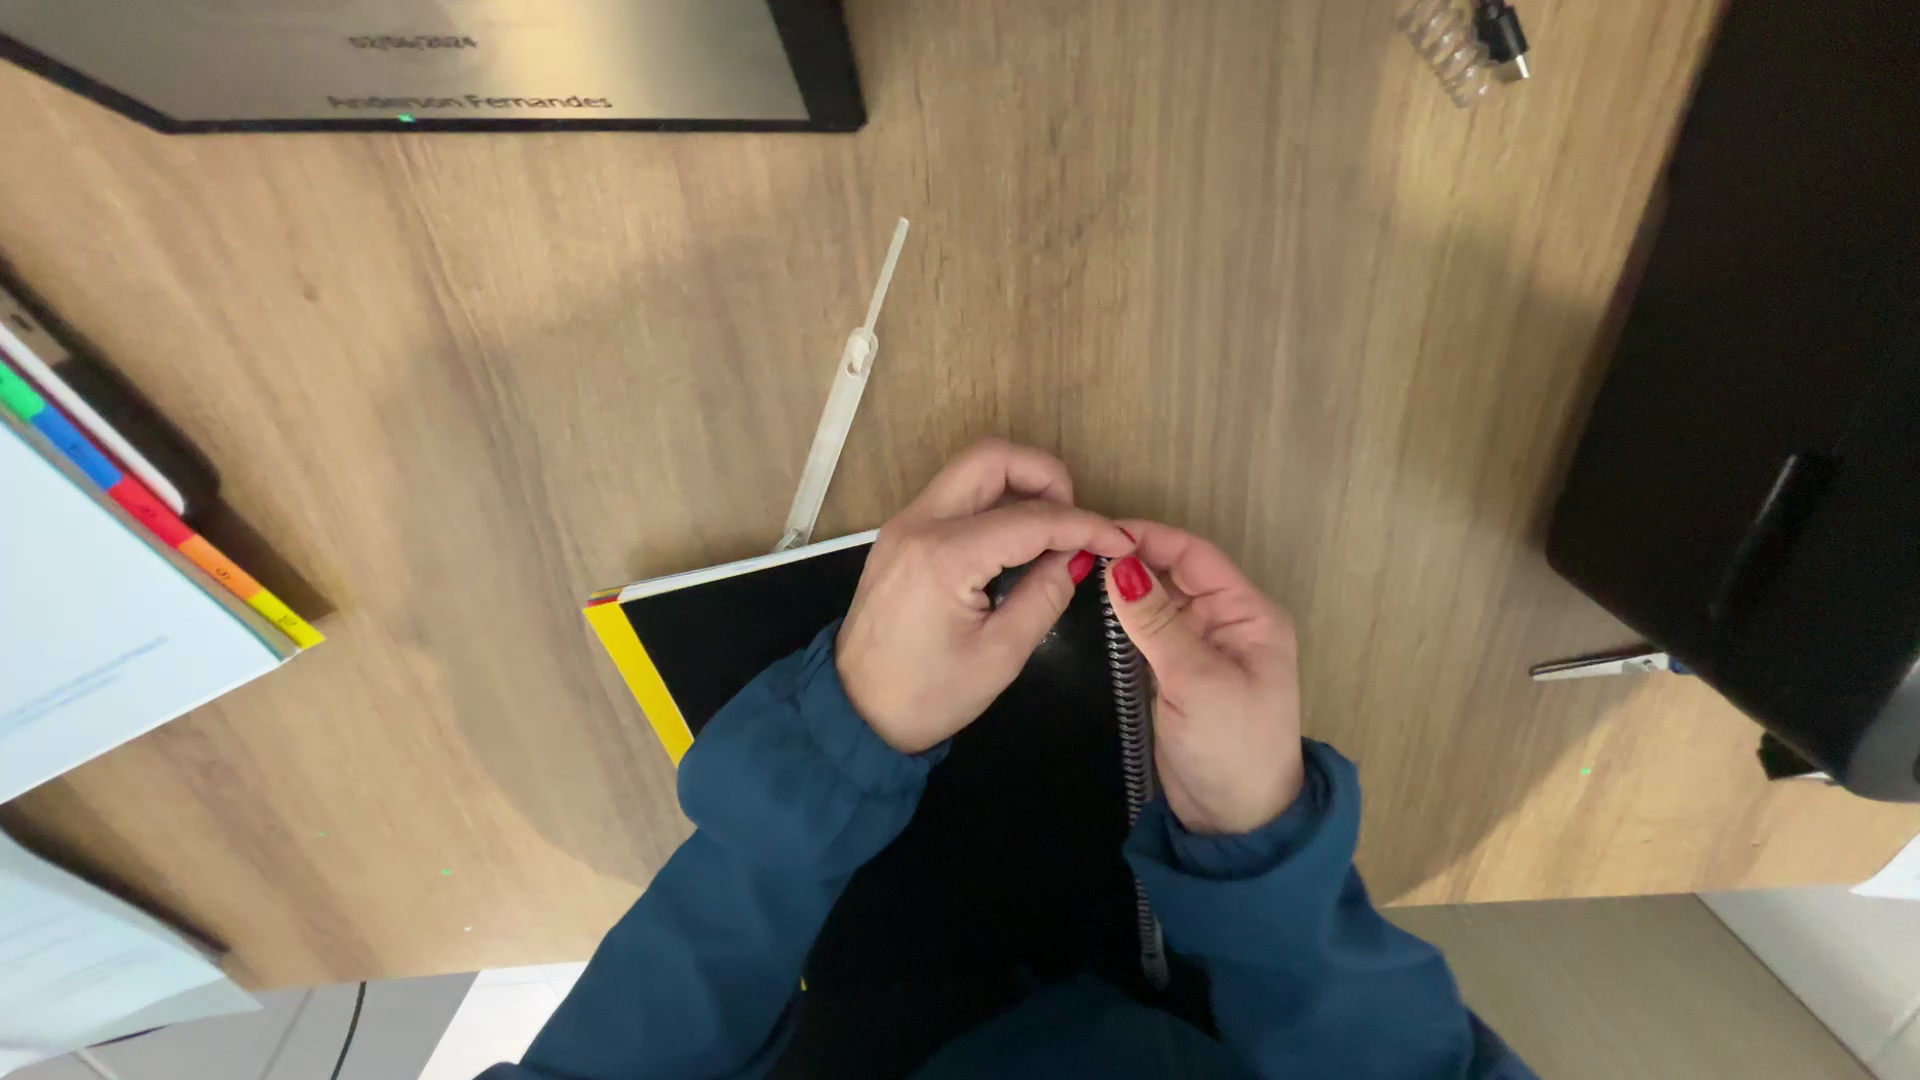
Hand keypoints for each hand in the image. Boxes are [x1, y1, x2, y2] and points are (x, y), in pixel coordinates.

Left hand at [836, 439, 1134, 753]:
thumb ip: (1045, 595)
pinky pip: (955, 497)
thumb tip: (1077, 556)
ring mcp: (904, 524)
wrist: (853, 713)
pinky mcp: (900, 535)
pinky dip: (993, 502)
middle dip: (1046, 475)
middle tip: (1075, 519)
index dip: (1085, 525)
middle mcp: (918, 523)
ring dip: (1018, 484)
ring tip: (1052, 529)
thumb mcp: (1000, 655)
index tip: (1120, 539)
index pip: (1031, 518)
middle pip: (990, 458)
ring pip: (970, 470)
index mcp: (944, 556)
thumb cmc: (927, 696)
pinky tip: (1017, 539)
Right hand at [1104, 521, 1304, 834]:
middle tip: (1081, 548)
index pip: (1196, 557)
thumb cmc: (1230, 746)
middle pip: (1177, 573)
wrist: (1236, 822)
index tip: (1101, 532)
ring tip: (1081, 568)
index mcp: (1248, 615)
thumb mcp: (1195, 680)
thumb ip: (1156, 622)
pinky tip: (1099, 606)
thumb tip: (1119, 566)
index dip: (1152, 538)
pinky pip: (1151, 629)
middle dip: (1135, 557)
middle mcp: (1227, 622)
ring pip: (1160, 599)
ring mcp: (1201, 647)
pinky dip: (1127, 616)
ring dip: (1128, 584)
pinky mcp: (1177, 671)